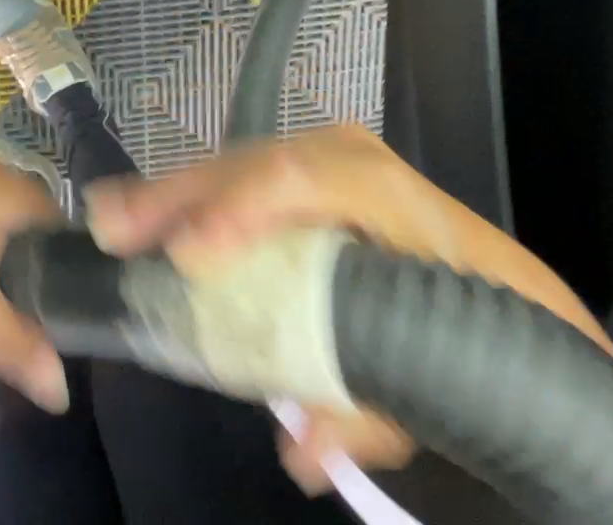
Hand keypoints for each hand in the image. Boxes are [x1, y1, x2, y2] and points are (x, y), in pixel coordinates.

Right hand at [81, 125, 493, 493]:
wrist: (501, 297)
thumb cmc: (465, 333)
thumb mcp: (434, 381)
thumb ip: (372, 415)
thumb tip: (300, 450)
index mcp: (405, 209)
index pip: (319, 182)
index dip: (249, 207)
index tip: (190, 255)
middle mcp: (361, 166)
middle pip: (261, 165)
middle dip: (183, 197)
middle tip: (117, 230)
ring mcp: (326, 160)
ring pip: (240, 163)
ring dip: (170, 194)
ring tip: (111, 220)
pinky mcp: (296, 174)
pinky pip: (234, 177)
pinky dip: (184, 198)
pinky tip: (141, 215)